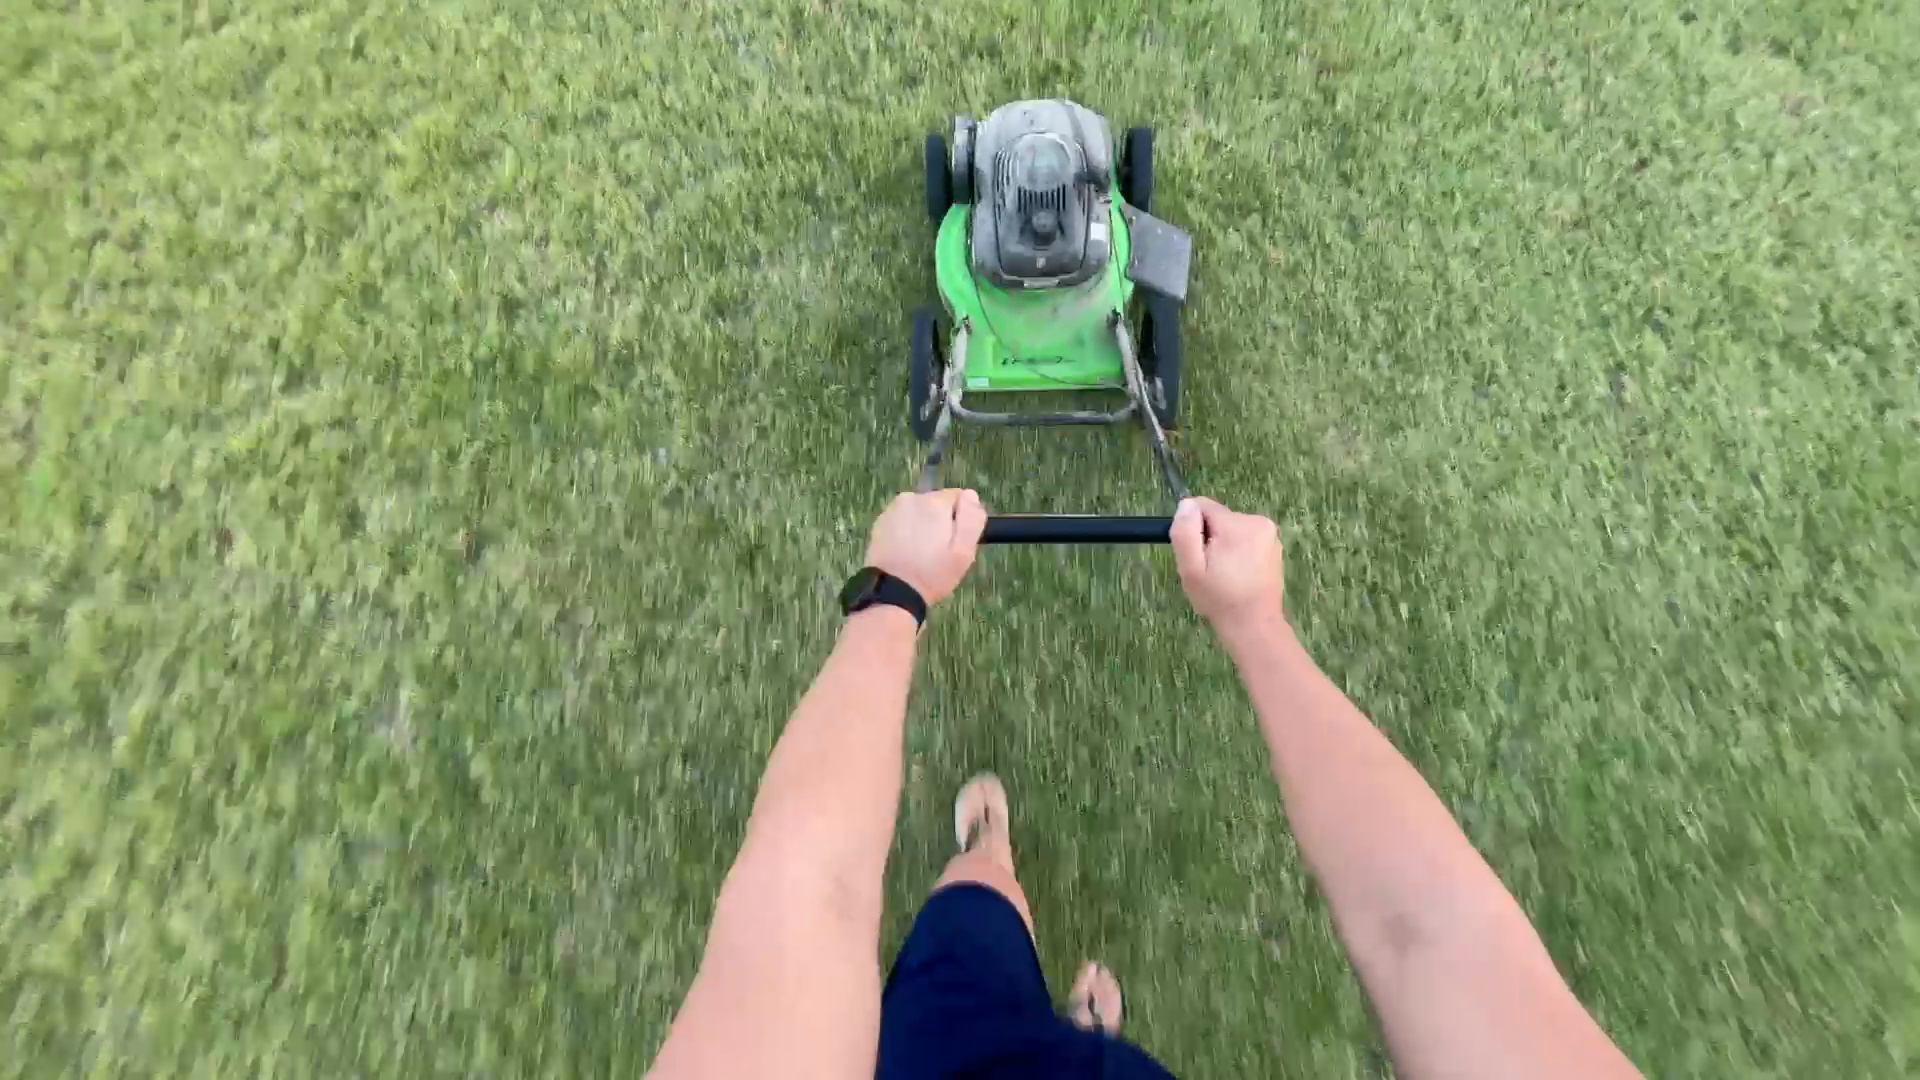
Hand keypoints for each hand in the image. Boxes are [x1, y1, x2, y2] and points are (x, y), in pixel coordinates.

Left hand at [864, 489, 987, 604]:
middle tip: (939, 551)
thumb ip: (971, 518)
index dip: (961, 519)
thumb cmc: (933, 574)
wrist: (893, 592)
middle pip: (936, 504)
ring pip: (917, 512)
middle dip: (940, 522)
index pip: (958, 498)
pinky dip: (905, 532)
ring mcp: (891, 510)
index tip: (955, 542)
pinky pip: (901, 521)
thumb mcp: (963, 551)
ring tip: (921, 554)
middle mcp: (910, 498)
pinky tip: (906, 552)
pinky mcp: (878, 524)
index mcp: (934, 501)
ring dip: (922, 526)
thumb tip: (971, 495)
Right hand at [1170, 496, 1285, 641]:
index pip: (1202, 506)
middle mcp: (1258, 522)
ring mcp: (1270, 534)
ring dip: (1223, 546)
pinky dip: (1237, 552)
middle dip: (1208, 538)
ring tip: (1223, 574)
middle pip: (1218, 518)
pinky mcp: (1274, 546)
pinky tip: (1237, 575)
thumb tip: (1186, 504)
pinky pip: (1245, 538)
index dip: (1192, 529)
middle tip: (1208, 569)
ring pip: (1230, 528)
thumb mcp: (1191, 568)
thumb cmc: (1219, 598)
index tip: (1196, 554)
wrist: (1253, 624)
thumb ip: (1185, 532)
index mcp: (1237, 525)